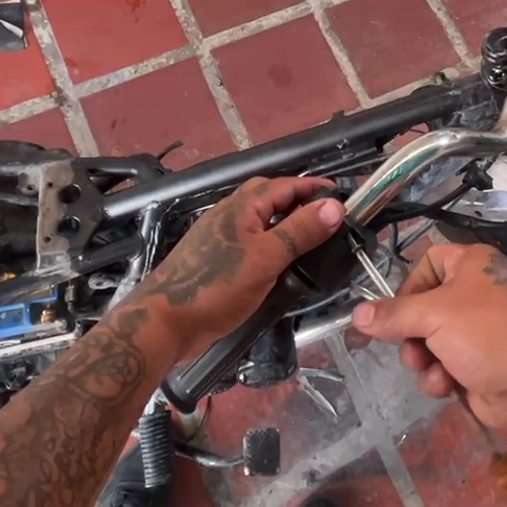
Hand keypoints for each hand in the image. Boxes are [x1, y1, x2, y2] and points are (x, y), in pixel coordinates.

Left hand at [130, 176, 344, 361]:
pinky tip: (280, 263)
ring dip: (284, 223)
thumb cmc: (217, 286)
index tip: (342, 195)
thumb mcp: (267, 257)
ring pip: (259, 219)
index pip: (286, 184)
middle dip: (299, 201)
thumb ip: (301, 230)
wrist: (164, 322)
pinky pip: (250, 240)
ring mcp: (219, 236)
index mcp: (243, 205)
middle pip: (270, 197)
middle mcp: (230, 213)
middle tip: (327, 217)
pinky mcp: (215, 259)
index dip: (314, 188)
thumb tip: (334, 205)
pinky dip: (270, 243)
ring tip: (310, 239)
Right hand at [350, 243, 506, 432]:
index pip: (427, 263)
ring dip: (423, 359)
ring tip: (431, 371)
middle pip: (422, 307)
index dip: (408, 287)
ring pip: (428, 340)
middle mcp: (474, 292)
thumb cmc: (487, 333)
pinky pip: (442, 365)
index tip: (395, 310)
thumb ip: (393, 315)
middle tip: (411, 351)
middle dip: (411, 334)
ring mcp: (476, 330)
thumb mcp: (434, 316)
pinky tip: (447, 386)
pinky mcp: (476, 362)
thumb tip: (356, 314)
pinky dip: (440, 376)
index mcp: (471, 265)